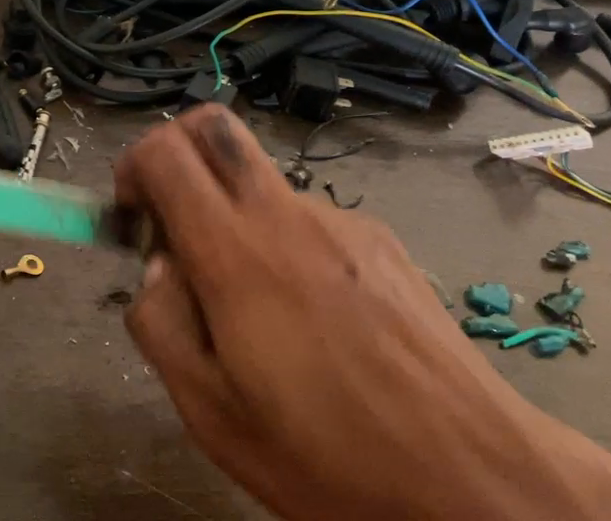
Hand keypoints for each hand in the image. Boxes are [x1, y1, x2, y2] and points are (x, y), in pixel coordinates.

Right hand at [118, 105, 610, 520]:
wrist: (479, 484)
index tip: (133, 220)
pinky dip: (282, 243)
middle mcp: (287, 217)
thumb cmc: (330, 458)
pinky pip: (306, 219)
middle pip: (213, 126)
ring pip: (259, 181)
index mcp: (236, 255)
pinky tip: (311, 320)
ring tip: (255, 310)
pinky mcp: (382, 241)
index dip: (131, 167)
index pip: (165, 151)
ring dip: (232, 215)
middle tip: (174, 222)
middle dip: (175, 152)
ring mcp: (342, 223)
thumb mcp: (211, 413)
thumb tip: (157, 269)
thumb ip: (160, 325)